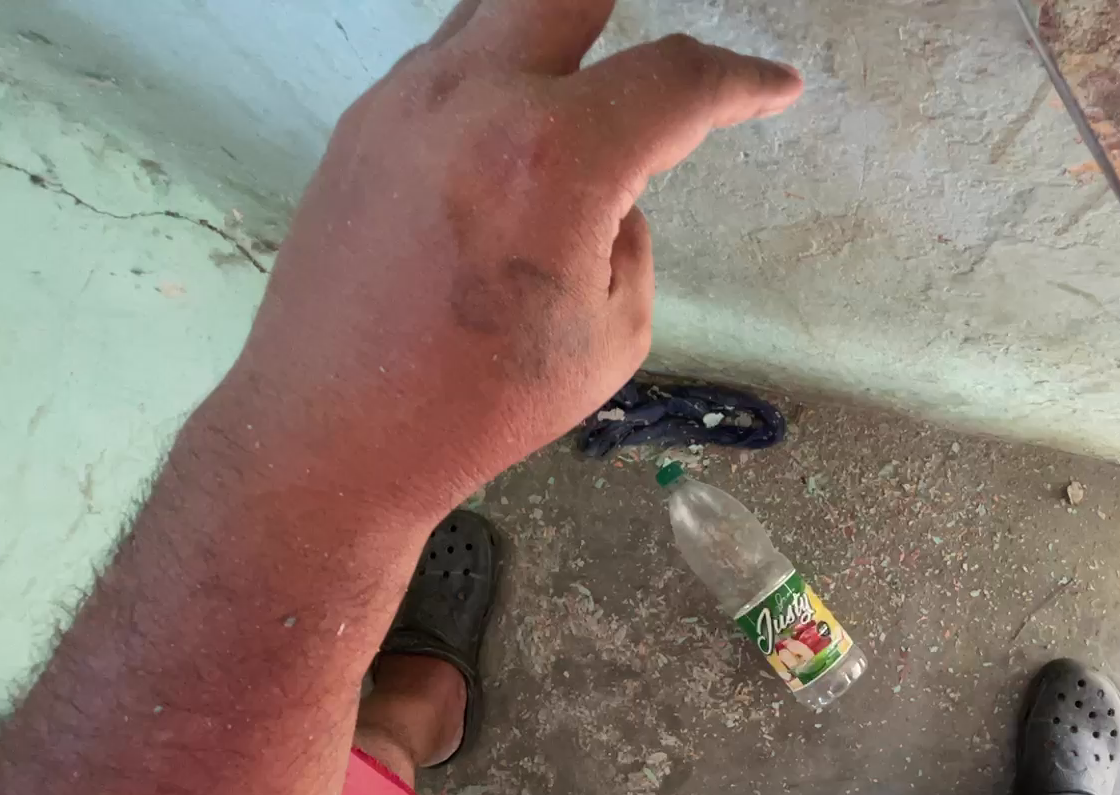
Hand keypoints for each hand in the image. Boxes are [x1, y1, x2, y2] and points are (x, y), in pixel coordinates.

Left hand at [205, 0, 801, 522]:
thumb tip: (611, 198)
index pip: (676, 82)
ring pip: (500, 10)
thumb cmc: (491, 402)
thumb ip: (630, 242)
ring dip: (563, 37)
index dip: (743, 81)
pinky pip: (451, 62)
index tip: (777, 87)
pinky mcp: (364, 125)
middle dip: (638, 14)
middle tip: (669, 67)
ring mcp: (407, 99)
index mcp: (558, 157)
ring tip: (587, 102)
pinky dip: (503, 78)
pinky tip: (511, 142)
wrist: (342, 428)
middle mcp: (477, 96)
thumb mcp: (614, 337)